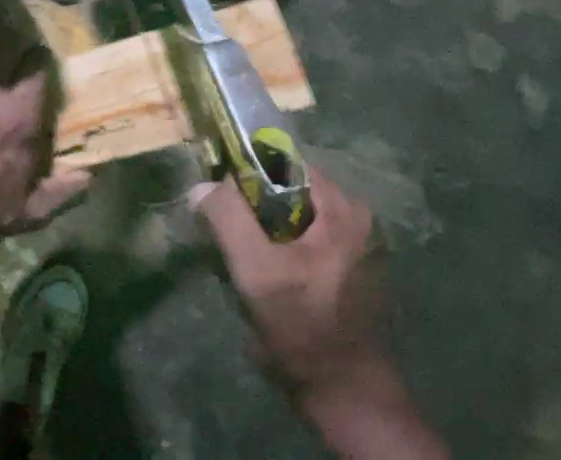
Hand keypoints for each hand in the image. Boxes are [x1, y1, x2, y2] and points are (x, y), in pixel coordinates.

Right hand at [190, 168, 385, 396]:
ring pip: (294, 216)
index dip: (244, 176)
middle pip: (287, 189)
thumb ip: (228, 220)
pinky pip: (306, 238)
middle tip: (226, 234)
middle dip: (252, 206)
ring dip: (264, 230)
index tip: (219, 201)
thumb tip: (202, 186)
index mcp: (344, 208)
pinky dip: (282, 247)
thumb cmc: (305, 329)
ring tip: (243, 258)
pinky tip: (267, 276)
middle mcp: (358, 217)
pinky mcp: (352, 268)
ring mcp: (358, 244)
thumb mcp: (257, 272)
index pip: (282, 163)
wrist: (349, 396)